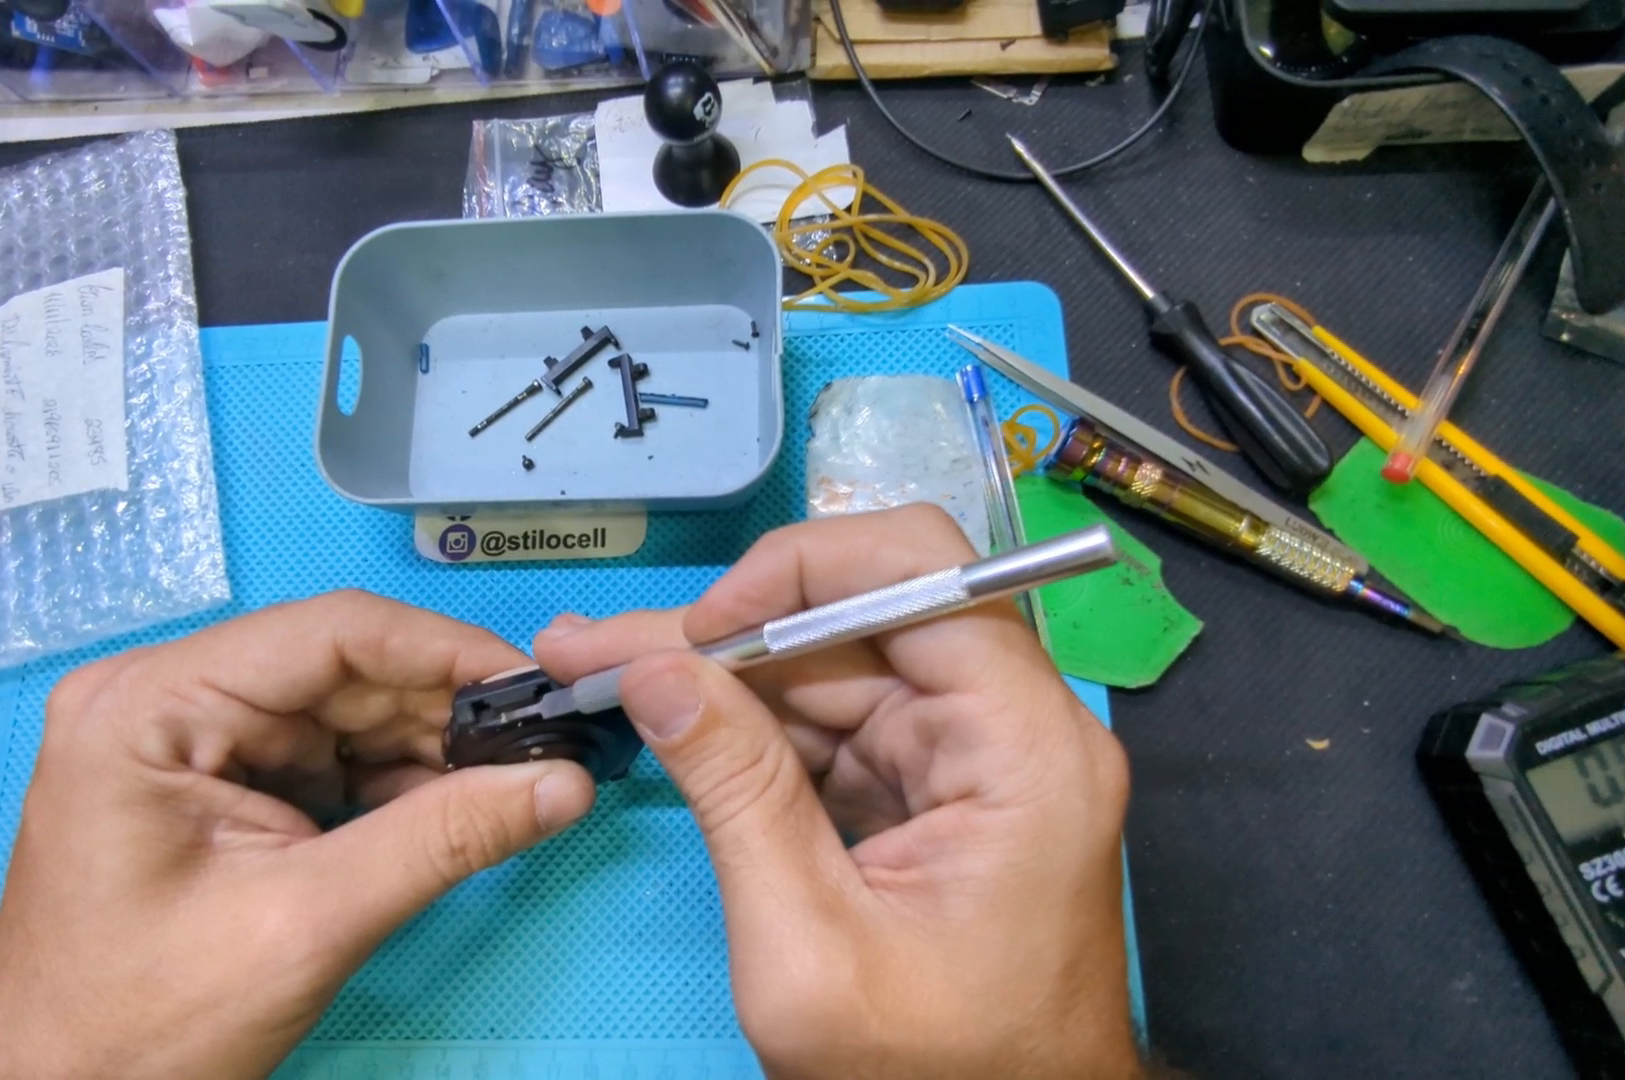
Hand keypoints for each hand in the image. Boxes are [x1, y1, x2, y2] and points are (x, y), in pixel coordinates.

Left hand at [0, 591, 594, 1079]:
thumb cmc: (148, 1027)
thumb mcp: (311, 923)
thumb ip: (449, 839)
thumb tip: (572, 782)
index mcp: (161, 701)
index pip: (336, 632)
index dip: (447, 650)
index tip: (535, 686)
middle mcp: (187, 692)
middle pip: (360, 666)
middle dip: (455, 707)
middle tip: (544, 742)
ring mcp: (217, 730)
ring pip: (370, 705)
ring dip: (445, 743)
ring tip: (517, 775)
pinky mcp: (248, 769)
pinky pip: (357, 746)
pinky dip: (417, 774)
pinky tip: (464, 801)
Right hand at [535, 506, 1137, 1079]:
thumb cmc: (930, 1075)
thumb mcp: (809, 952)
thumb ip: (735, 794)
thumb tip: (653, 672)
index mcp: (1024, 745)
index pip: (924, 576)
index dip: (803, 573)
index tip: (701, 625)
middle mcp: (1007, 716)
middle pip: (859, 611)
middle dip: (724, 625)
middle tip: (601, 642)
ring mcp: (963, 737)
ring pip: (827, 656)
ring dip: (715, 664)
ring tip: (602, 665)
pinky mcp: (925, 763)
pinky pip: (827, 708)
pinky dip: (743, 710)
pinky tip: (665, 705)